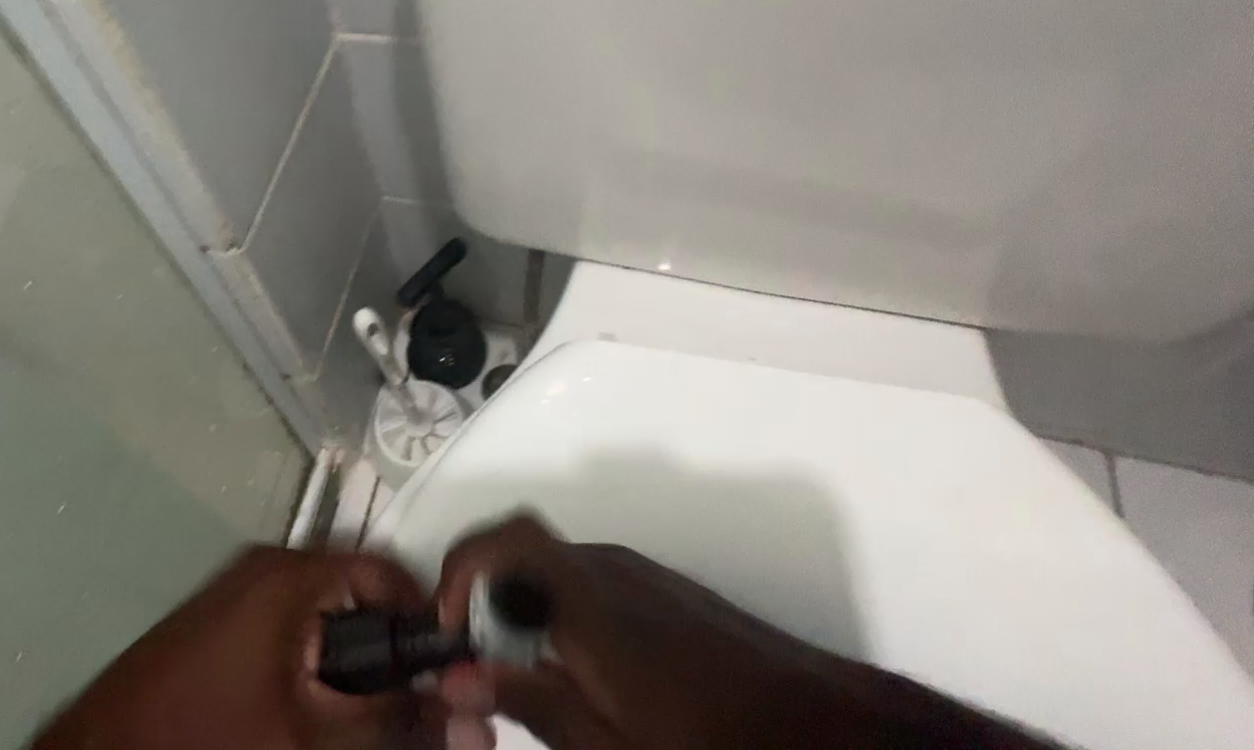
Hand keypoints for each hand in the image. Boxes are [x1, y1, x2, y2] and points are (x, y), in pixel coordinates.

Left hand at [34, 546, 443, 749]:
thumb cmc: (211, 736)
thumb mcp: (317, 738)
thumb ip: (398, 723)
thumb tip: (476, 719)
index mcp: (291, 575)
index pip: (388, 575)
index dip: (427, 626)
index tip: (451, 681)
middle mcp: (267, 569)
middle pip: (358, 599)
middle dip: (388, 659)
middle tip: (407, 715)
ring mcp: (239, 593)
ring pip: (326, 621)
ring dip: (351, 672)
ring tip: (357, 725)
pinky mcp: (222, 623)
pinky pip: (291, 633)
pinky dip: (314, 670)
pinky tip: (313, 720)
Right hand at [431, 515, 1063, 749]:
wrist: (824, 729)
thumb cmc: (704, 741)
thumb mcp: (607, 745)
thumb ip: (528, 701)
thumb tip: (453, 676)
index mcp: (583, 596)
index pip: (502, 540)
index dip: (459, 568)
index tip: (446, 625)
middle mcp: (605, 567)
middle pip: (522, 552)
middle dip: (486, 598)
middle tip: (482, 663)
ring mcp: (638, 573)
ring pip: (554, 570)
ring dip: (525, 608)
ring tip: (532, 677)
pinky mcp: (663, 589)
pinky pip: (589, 584)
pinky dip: (562, 614)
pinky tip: (588, 674)